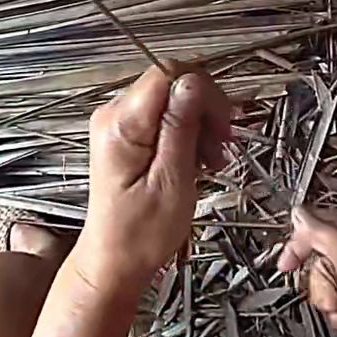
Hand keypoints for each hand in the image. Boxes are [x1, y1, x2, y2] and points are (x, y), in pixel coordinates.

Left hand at [74, 68, 232, 297]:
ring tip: (210, 160)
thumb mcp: (171, 182)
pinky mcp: (127, 132)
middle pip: (172, 84)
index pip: (168, 73)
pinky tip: (196, 158)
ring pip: (173, 98)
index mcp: (121, 124)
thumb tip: (194, 81)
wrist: (115, 262)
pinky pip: (165, 116)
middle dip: (204, 110)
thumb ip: (181, 128)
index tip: (222, 123)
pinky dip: (187, 133)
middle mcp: (114, 114)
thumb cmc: (141, 234)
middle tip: (220, 148)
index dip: (203, 91)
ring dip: (200, 124)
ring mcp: (119, 122)